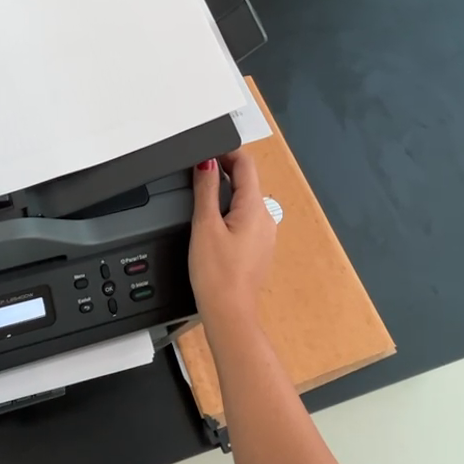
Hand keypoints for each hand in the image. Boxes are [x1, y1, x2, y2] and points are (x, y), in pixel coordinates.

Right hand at [187, 150, 275, 331]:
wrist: (229, 314)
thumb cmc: (216, 274)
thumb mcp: (205, 225)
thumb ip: (205, 189)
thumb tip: (206, 162)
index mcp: (256, 208)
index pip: (246, 164)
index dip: (226, 151)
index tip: (205, 149)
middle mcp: (266, 218)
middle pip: (247, 180)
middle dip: (223, 168)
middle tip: (197, 167)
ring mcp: (264, 234)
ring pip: (245, 198)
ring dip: (225, 188)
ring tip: (200, 189)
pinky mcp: (257, 247)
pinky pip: (245, 216)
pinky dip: (229, 207)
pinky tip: (211, 218)